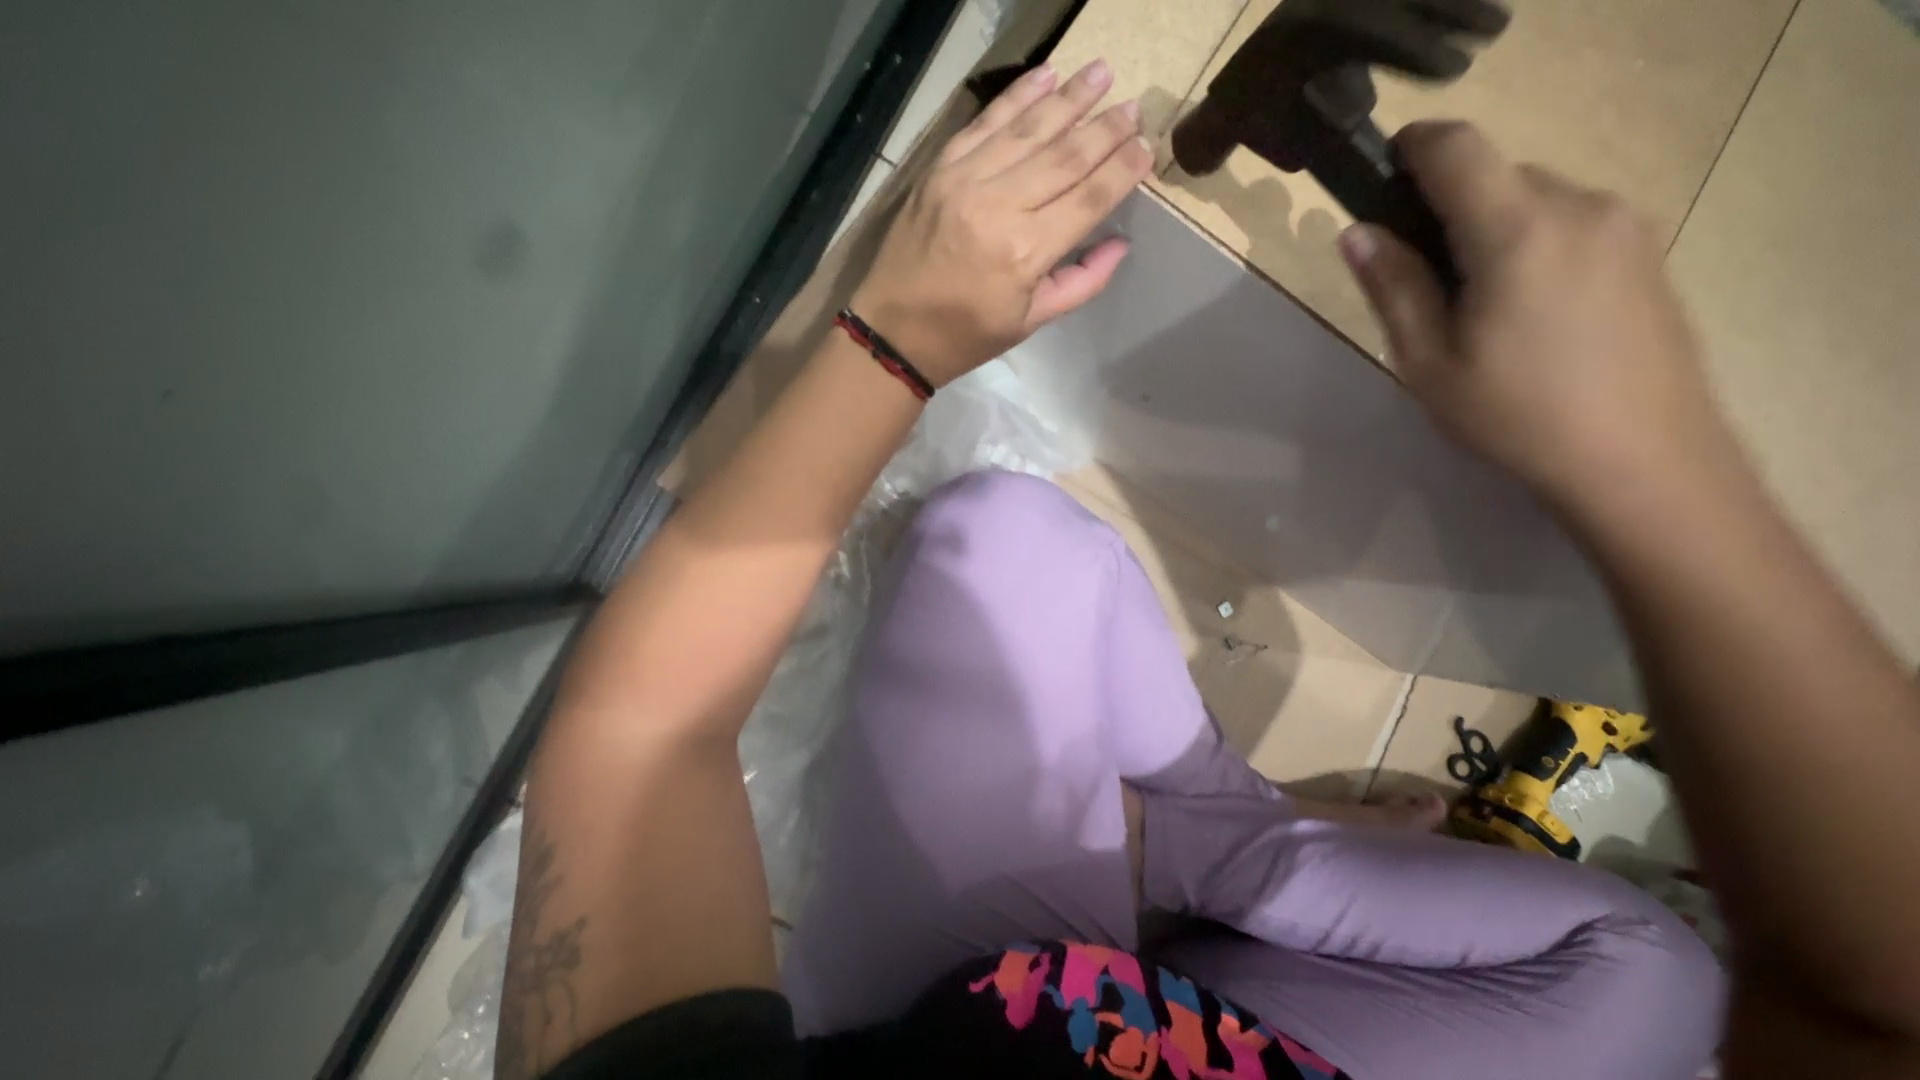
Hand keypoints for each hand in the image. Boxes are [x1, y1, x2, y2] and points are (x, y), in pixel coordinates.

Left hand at [850, 59, 1154, 386]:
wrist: (892, 331)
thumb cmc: (966, 335)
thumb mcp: (1031, 321)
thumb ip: (1082, 281)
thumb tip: (1120, 243)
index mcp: (1024, 252)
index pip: (1089, 198)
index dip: (1122, 170)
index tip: (1147, 148)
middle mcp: (997, 206)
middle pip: (1064, 156)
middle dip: (1105, 129)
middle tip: (1134, 108)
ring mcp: (964, 181)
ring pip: (1028, 129)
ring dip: (1069, 98)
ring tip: (1101, 74)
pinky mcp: (939, 170)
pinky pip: (986, 124)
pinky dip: (1016, 98)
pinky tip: (1046, 77)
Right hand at [1340, 121, 1738, 511]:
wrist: (1646, 462)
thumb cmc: (1519, 419)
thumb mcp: (1429, 363)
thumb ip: (1393, 287)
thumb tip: (1357, 231)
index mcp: (1517, 230)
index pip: (1456, 146)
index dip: (1409, 149)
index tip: (1380, 182)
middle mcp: (1579, 206)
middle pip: (1494, 173)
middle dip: (1447, 207)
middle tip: (1422, 280)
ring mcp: (1624, 224)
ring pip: (1533, 197)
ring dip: (1491, 228)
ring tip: (1478, 307)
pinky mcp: (1646, 250)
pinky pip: (1570, 221)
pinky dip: (1532, 243)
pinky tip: (1530, 314)